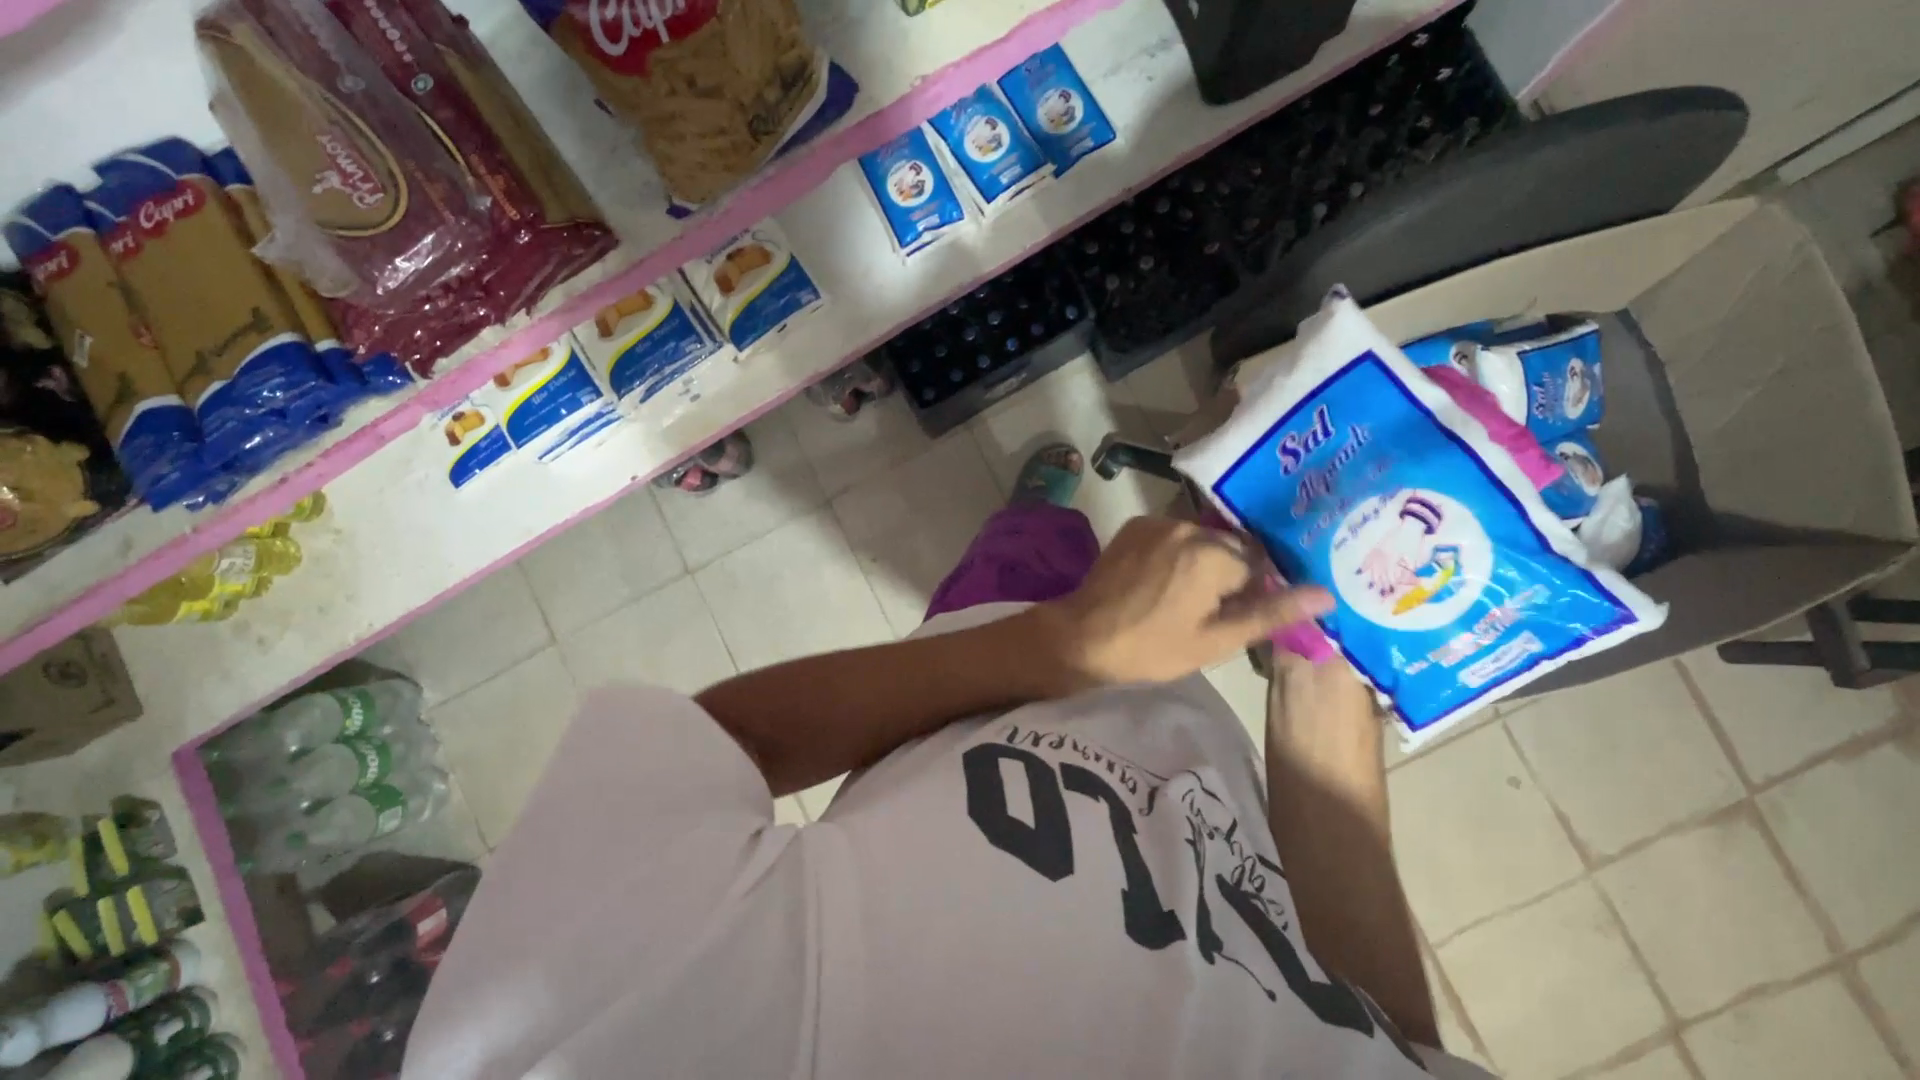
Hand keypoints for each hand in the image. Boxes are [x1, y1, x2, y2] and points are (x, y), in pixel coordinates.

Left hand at [1036, 516, 1333, 686]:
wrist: (1082, 638)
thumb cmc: (1152, 648)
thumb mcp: (1216, 640)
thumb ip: (1271, 613)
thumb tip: (1326, 595)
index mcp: (1214, 555)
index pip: (1260, 565)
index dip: (1254, 592)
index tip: (1237, 615)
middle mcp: (1190, 527)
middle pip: (1231, 547)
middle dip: (1230, 575)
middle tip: (1211, 610)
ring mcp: (1159, 523)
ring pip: (1203, 540)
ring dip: (1203, 562)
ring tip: (1184, 598)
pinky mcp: (1135, 525)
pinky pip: (1173, 535)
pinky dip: (1176, 553)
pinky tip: (1162, 583)